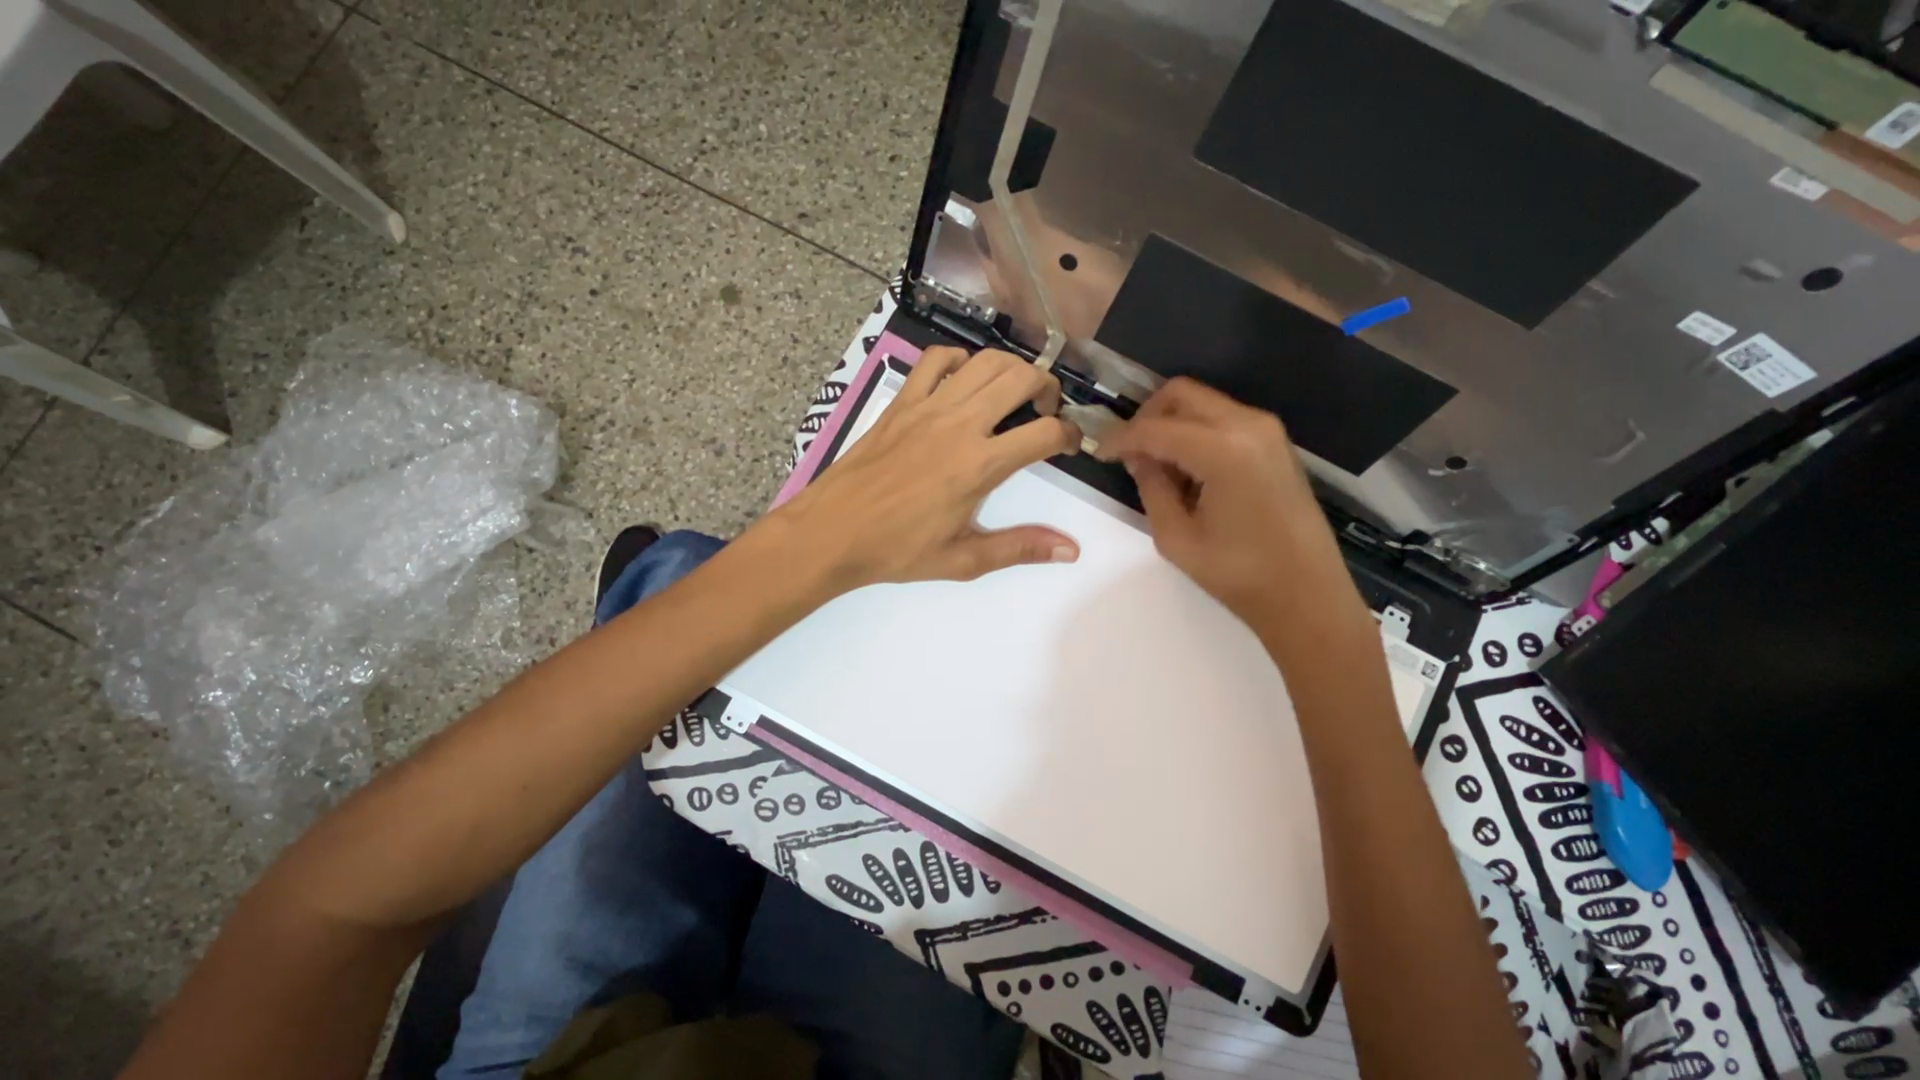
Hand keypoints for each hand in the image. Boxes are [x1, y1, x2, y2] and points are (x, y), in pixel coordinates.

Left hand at [764, 346, 1082, 592]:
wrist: (832, 531)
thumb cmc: (897, 550)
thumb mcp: (963, 559)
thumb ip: (1020, 548)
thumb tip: (1069, 550)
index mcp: (979, 465)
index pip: (1044, 432)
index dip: (1070, 435)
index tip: (1070, 445)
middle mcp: (959, 424)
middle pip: (1021, 378)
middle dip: (1047, 388)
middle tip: (1045, 412)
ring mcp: (928, 407)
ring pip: (985, 361)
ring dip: (1011, 369)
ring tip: (1013, 393)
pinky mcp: (902, 402)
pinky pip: (937, 360)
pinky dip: (960, 359)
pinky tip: (964, 381)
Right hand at [1094, 378, 1369, 642]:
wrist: (1308, 595)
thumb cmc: (1240, 575)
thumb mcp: (1177, 538)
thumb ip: (1151, 487)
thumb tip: (1139, 458)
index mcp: (1223, 450)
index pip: (1155, 428)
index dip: (1120, 437)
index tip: (1097, 451)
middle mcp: (1248, 425)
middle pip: (1182, 394)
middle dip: (1147, 417)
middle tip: (1129, 452)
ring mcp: (1268, 431)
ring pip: (1205, 403)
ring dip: (1174, 423)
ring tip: (1158, 466)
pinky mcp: (1276, 444)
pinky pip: (1225, 419)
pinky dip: (1198, 432)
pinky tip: (1189, 471)